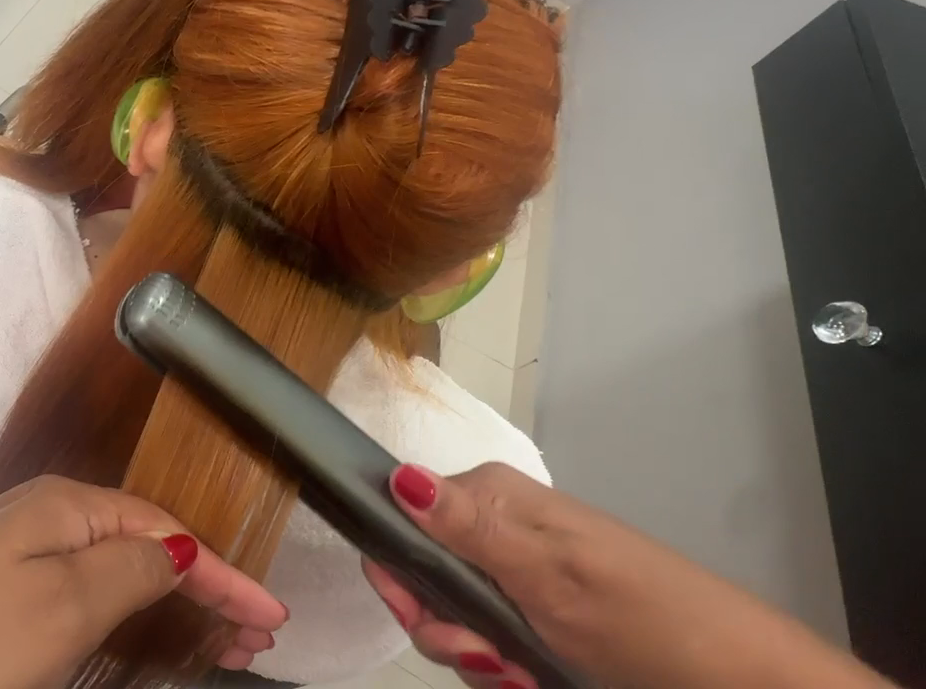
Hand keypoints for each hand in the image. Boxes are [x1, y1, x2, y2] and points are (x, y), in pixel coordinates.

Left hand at [0, 475, 288, 688]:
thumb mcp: (61, 603)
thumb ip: (127, 567)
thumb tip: (179, 546)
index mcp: (58, 505)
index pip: (158, 526)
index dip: (219, 569)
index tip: (273, 616)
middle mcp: (38, 518)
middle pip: (139, 542)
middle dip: (200, 583)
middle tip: (254, 635)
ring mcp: (16, 555)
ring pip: (113, 569)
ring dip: (169, 598)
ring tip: (219, 639)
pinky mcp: (1, 595)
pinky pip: (82, 591)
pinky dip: (125, 611)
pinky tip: (144, 630)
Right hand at [362, 463, 890, 688]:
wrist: (746, 682)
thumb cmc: (644, 616)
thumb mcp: (551, 573)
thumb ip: (469, 528)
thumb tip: (397, 475)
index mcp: (489, 501)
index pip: (399, 517)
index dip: (398, 571)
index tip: (424, 615)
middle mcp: (491, 531)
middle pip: (419, 576)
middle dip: (442, 628)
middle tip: (487, 659)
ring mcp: (514, 578)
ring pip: (449, 618)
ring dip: (474, 658)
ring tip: (522, 680)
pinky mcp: (535, 620)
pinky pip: (485, 643)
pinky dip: (500, 672)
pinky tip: (531, 683)